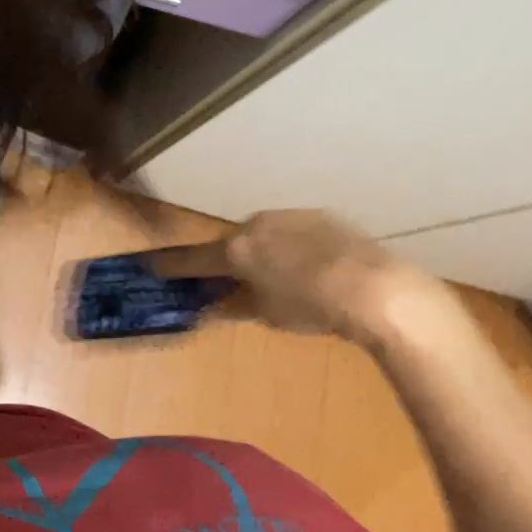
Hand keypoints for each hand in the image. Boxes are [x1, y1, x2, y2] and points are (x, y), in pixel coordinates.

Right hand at [148, 210, 464, 348]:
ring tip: (285, 278)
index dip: (173, 266)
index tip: (153, 265)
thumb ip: (235, 306)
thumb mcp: (269, 315)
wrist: (378, 289)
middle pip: (234, 243)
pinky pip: (296, 231)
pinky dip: (295, 247)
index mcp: (237, 250)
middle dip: (232, 261)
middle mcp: (257, 224)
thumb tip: (214, 304)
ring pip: (266, 234)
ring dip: (266, 252)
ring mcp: (291, 216)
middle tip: (238, 283)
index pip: (194, 259)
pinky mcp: (322, 216)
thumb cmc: (315, 309)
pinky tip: (316, 268)